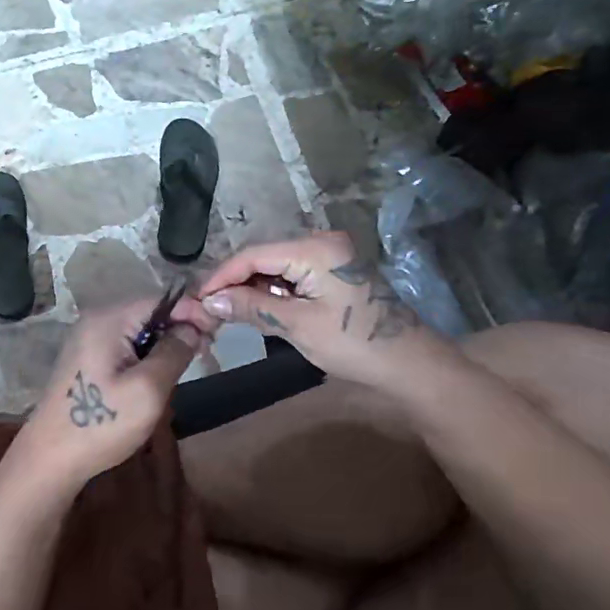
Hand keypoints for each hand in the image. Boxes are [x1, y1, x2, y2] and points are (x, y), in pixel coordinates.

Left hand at [11, 297, 213, 491]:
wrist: (51, 456)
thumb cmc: (102, 422)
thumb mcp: (148, 389)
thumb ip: (174, 352)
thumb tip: (192, 328)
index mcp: (108, 319)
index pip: (159, 300)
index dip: (191, 312)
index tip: (218, 332)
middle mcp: (94, 321)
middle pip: (147, 313)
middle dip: (179, 327)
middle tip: (207, 351)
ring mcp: (86, 340)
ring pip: (137, 331)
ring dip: (163, 344)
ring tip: (188, 363)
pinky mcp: (85, 359)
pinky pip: (123, 345)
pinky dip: (145, 354)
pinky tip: (158, 375)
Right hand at [198, 231, 428, 381]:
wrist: (413, 366)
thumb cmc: (356, 345)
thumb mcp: (298, 326)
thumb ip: (251, 307)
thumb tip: (208, 301)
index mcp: (315, 249)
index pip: (253, 255)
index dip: (221, 276)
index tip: (196, 299)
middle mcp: (321, 243)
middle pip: (262, 257)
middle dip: (232, 282)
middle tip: (206, 308)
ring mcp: (329, 257)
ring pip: (274, 268)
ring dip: (249, 289)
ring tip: (223, 312)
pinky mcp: (332, 273)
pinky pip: (290, 277)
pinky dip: (270, 293)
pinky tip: (253, 310)